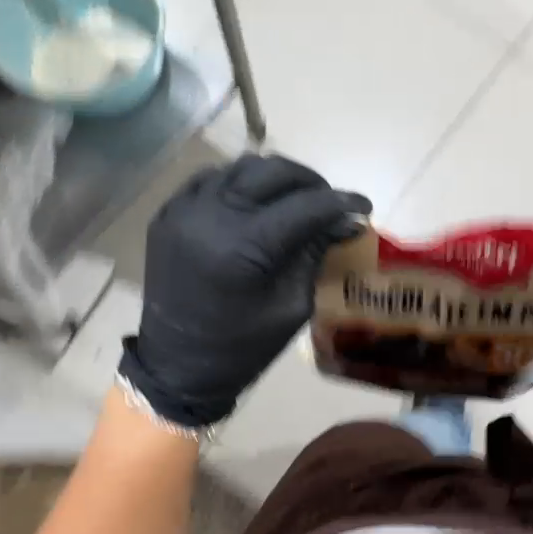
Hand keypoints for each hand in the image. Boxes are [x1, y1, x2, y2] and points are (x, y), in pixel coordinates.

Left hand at [119, 154, 369, 430]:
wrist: (176, 366)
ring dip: (275, 178)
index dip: (341, 202)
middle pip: (272, 171)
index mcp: (243, 246)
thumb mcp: (292, 305)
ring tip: (294, 198)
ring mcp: (184, 210)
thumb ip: (316, 254)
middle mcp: (211, 216)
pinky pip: (211, 179)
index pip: (305, 206)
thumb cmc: (242, 346)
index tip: (364, 206)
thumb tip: (346, 221)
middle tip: (329, 201)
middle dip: (310, 181)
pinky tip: (255, 202)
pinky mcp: (168, 214)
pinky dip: (240, 183)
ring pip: (241, 167)